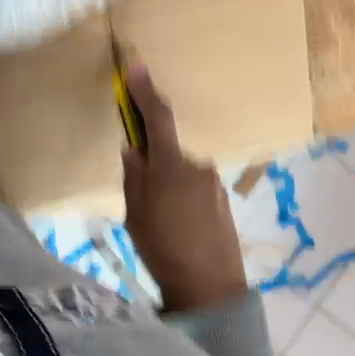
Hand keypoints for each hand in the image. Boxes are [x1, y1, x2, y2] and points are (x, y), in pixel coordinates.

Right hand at [121, 60, 249, 313]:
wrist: (209, 288)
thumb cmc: (162, 249)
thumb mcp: (133, 213)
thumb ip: (133, 176)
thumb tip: (134, 149)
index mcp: (171, 166)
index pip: (157, 118)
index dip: (144, 92)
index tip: (136, 67)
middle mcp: (197, 166)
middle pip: (167, 149)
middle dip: (151, 161)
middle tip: (137, 196)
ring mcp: (213, 182)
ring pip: (180, 171)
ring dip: (166, 184)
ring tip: (157, 222)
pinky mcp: (221, 199)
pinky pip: (193, 188)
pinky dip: (180, 198)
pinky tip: (175, 228)